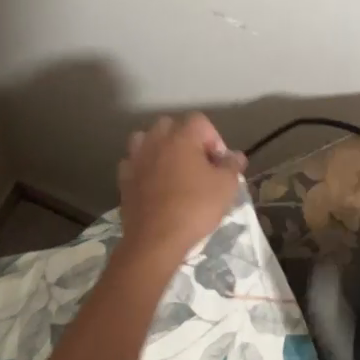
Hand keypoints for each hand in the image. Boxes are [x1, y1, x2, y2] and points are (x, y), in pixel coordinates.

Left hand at [116, 114, 247, 262]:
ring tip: (172, 170)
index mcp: (182, 137)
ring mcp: (136, 158)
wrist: (155, 239)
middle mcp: (156, 141)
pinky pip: (134, 162)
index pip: (200, 121)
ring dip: (160, 149)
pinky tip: (154, 184)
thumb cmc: (195, 208)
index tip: (218, 162)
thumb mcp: (226, 187)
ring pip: (147, 140)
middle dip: (185, 139)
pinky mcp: (123, 178)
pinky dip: (144, 167)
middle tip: (197, 164)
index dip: (213, 138)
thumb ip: (232, 166)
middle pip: (171, 126)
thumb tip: (235, 156)